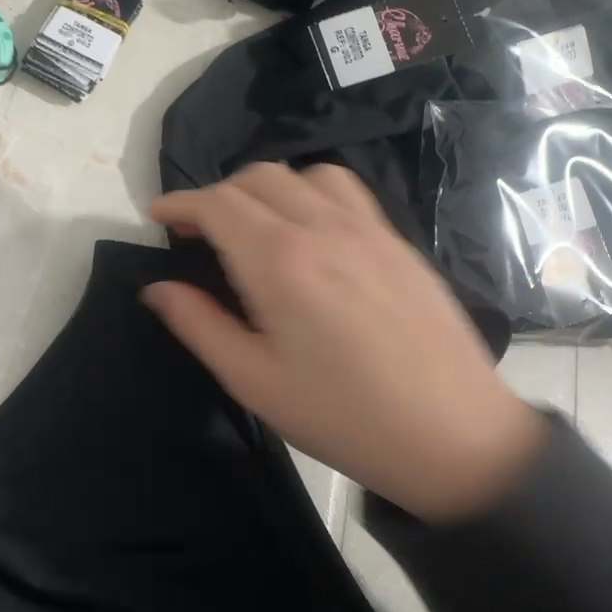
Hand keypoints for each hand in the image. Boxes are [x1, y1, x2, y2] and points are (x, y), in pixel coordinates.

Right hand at [145, 162, 545, 521]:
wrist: (454, 437)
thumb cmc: (339, 414)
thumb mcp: (250, 378)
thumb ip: (197, 324)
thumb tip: (157, 289)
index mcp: (280, 261)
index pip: (217, 203)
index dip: (179, 202)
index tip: (156, 216)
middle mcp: (324, 229)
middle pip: (258, 177)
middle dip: (216, 194)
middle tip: (196, 231)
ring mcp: (370, 232)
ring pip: (307, 175)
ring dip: (266, 188)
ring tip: (251, 225)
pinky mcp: (400, 246)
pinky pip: (348, 193)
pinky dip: (310, 195)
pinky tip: (306, 236)